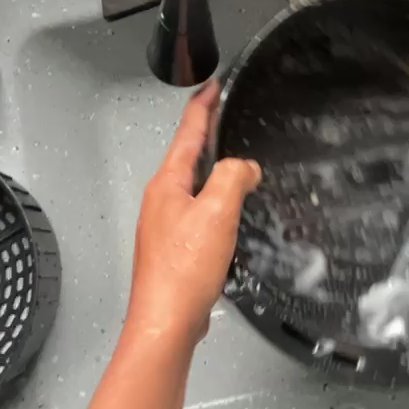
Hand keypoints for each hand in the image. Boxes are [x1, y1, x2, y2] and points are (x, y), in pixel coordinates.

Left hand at [128, 82, 262, 347]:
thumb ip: (234, 178)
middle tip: (226, 114)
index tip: (213, 85)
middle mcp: (162, 199)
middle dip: (208, 132)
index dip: (203, 106)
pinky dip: (216, 197)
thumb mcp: (217, 212)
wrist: (166, 323)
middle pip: (188, 155)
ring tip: (233, 154)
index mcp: (168, 183)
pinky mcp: (175, 246)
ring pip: (194, 183)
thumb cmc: (185, 269)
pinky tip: (230, 207)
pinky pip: (199, 208)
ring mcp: (166, 223)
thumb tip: (246, 168)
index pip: (188, 132)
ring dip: (214, 166)